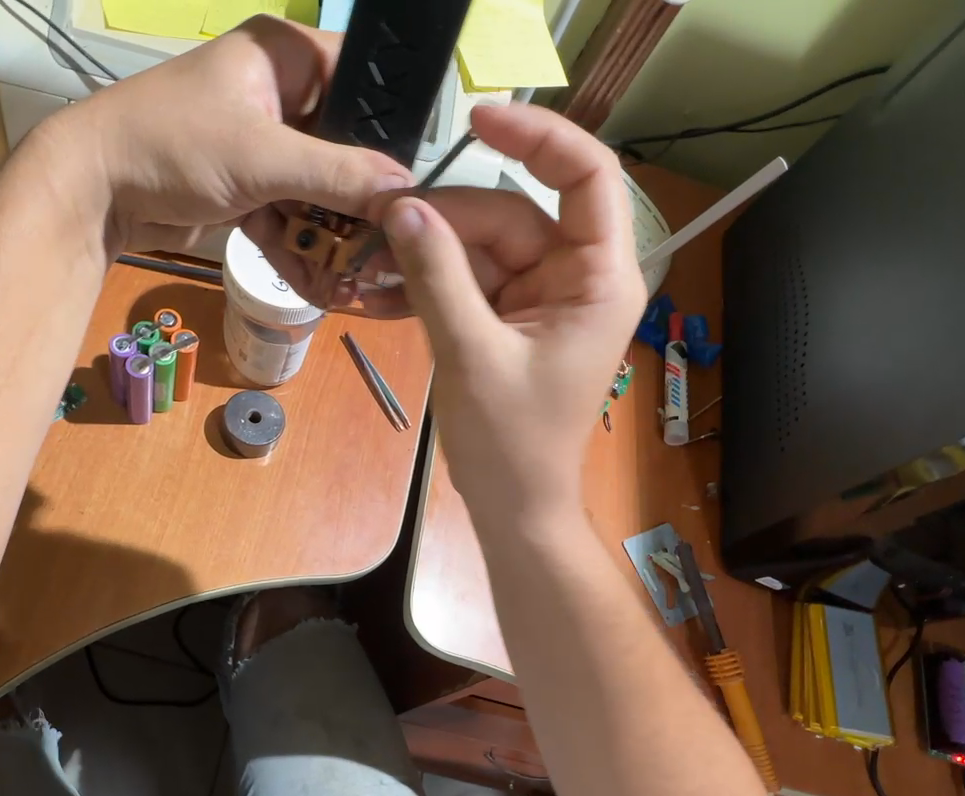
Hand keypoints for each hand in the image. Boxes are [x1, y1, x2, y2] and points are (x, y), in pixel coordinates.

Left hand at [38, 17, 409, 259]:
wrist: (97, 192)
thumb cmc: (176, 146)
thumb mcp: (264, 157)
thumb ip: (337, 175)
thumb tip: (404, 191)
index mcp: (284, 58)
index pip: (360, 82)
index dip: (388, 127)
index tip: (413, 179)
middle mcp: (278, 98)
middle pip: (341, 148)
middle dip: (359, 200)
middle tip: (389, 241)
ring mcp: (261, 149)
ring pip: (315, 192)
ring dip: (331, 237)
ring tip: (359, 278)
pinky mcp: (246, 191)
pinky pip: (286, 219)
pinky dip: (298, 251)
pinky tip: (321, 288)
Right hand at [367, 105, 645, 530]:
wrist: (513, 506)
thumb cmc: (511, 444)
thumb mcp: (470, 355)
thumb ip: (438, 277)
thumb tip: (402, 210)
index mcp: (596, 279)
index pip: (586, 176)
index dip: (537, 136)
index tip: (474, 120)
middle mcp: (573, 277)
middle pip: (510, 213)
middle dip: (445, 221)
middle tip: (378, 232)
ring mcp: (539, 298)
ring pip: (479, 246)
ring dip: (426, 253)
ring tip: (368, 265)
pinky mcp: (508, 319)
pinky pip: (467, 280)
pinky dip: (429, 282)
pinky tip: (382, 287)